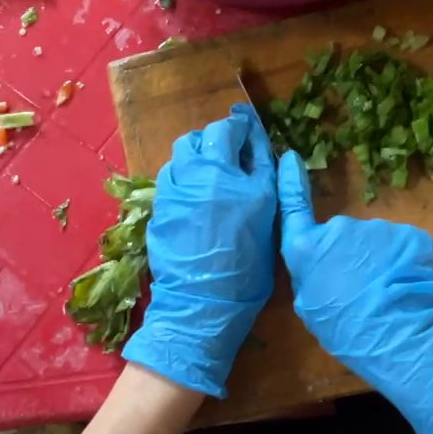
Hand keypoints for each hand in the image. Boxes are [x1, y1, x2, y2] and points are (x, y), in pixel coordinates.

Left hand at [122, 106, 278, 397]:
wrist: (200, 304)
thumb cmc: (245, 279)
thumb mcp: (269, 234)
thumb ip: (268, 196)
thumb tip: (261, 170)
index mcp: (254, 189)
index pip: (255, 146)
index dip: (253, 134)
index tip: (251, 129)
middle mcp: (218, 176)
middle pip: (220, 133)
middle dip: (228, 130)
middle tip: (231, 138)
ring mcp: (185, 184)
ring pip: (189, 144)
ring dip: (201, 145)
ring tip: (206, 158)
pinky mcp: (163, 197)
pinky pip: (172, 168)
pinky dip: (183, 168)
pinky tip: (188, 183)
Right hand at [277, 151, 432, 433]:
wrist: (398, 336)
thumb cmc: (345, 330)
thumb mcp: (310, 308)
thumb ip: (311, 275)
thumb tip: (322, 262)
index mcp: (308, 248)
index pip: (294, 207)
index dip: (290, 183)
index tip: (289, 157)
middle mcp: (340, 228)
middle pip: (342, 236)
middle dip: (349, 256)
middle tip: (357, 290)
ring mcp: (378, 228)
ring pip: (375, 243)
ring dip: (378, 262)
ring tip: (384, 295)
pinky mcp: (410, 235)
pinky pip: (402, 247)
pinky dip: (403, 264)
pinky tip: (405, 288)